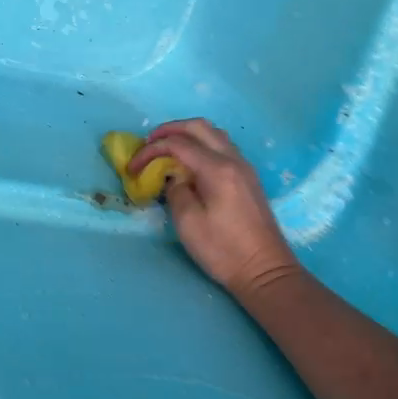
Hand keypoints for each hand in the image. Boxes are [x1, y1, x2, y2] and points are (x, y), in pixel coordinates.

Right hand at [128, 119, 299, 297]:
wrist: (265, 271)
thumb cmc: (223, 250)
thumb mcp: (187, 222)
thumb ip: (175, 190)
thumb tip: (173, 177)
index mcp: (217, 169)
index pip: (177, 144)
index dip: (150, 151)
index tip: (132, 167)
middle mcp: (233, 160)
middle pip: (199, 127)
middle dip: (169, 130)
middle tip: (148, 143)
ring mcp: (244, 167)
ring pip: (214, 134)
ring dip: (187, 135)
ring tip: (167, 150)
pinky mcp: (248, 178)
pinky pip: (222, 147)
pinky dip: (201, 145)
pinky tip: (189, 163)